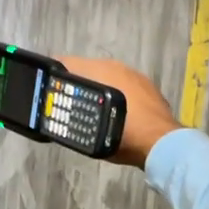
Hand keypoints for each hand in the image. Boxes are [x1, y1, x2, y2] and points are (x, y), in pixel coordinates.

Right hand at [58, 56, 181, 167]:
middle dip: (77, 83)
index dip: (54, 75)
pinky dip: (116, 94)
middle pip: (88, 69)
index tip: (47, 88)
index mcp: (100, 70)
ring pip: (107, 76)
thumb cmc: (124, 137)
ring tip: (90, 109)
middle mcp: (116, 66)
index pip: (67, 64)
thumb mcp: (91, 132)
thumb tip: (63, 110)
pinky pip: (123, 86)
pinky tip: (115, 112)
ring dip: (98, 88)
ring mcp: (134, 74)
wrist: (161, 144)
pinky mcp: (147, 85)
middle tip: (67, 102)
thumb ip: (76, 116)